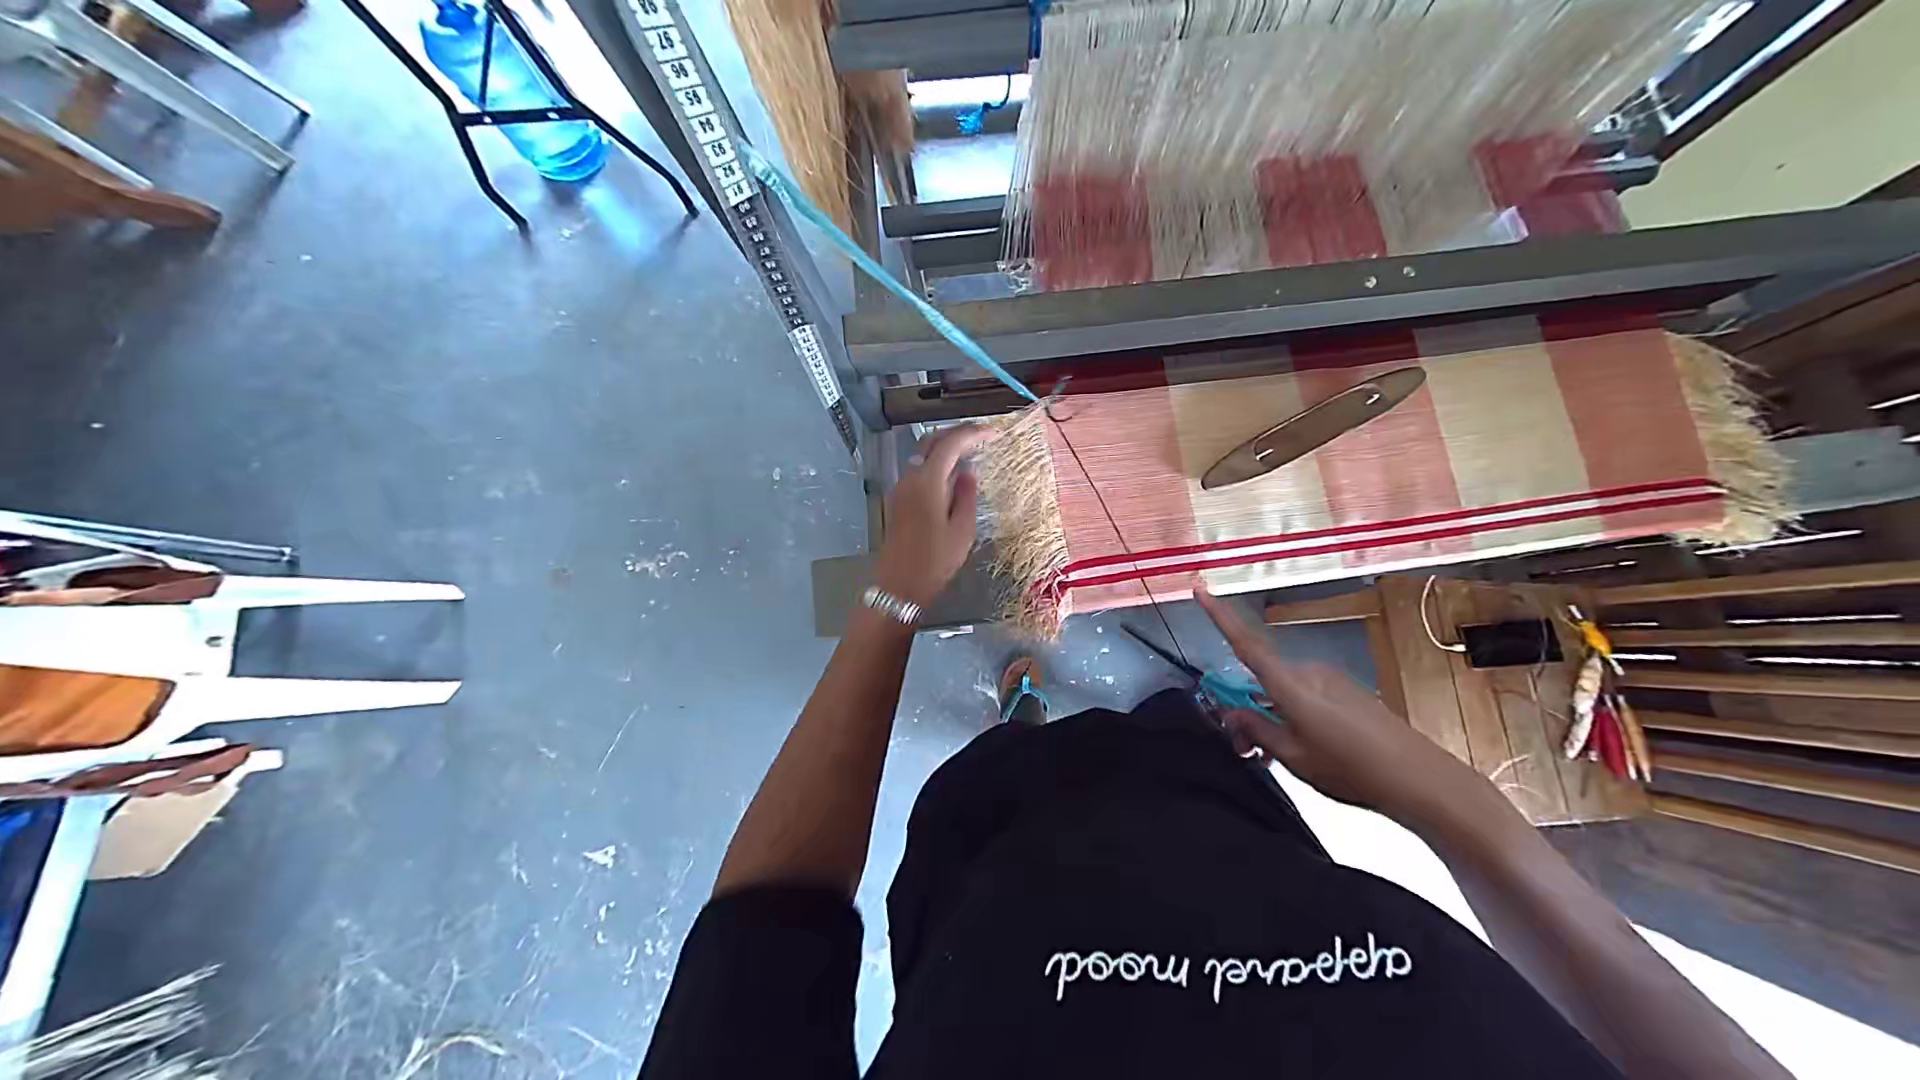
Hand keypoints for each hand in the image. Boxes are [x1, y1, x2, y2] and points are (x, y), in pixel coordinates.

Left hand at [871, 425, 989, 607]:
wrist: (898, 586)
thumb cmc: (934, 561)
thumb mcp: (962, 530)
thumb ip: (966, 495)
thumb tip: (968, 472)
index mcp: (927, 482)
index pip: (950, 444)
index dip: (972, 433)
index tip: (993, 432)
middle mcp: (910, 479)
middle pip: (931, 442)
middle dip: (956, 434)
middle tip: (981, 436)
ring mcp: (901, 489)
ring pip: (923, 455)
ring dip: (946, 449)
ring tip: (970, 453)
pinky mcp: (899, 501)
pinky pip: (919, 472)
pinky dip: (937, 465)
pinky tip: (952, 476)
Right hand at [1195, 587, 1499, 827]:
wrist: (1422, 780)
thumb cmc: (1352, 770)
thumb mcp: (1294, 757)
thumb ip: (1258, 730)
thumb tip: (1232, 713)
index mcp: (1291, 686)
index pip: (1245, 645)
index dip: (1220, 616)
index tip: (1199, 589)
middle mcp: (1308, 673)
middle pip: (1261, 679)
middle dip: (1245, 709)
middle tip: (1244, 750)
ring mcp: (1330, 680)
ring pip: (1282, 691)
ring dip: (1270, 717)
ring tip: (1272, 758)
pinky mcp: (1346, 691)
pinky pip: (1305, 696)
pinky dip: (1291, 716)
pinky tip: (1301, 748)